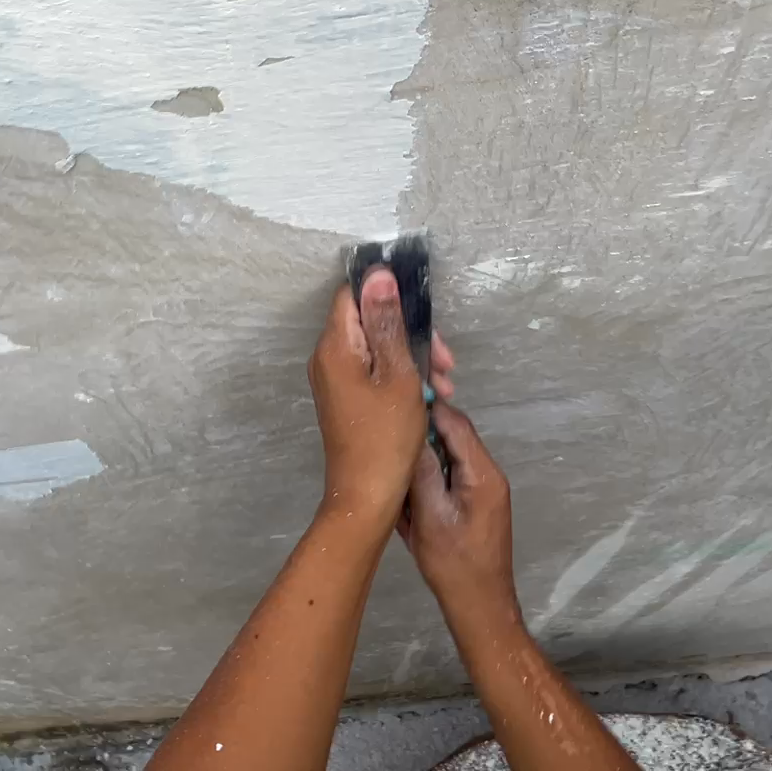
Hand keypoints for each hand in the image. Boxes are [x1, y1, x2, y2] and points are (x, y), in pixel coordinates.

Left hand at [309, 269, 427, 516]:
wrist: (366, 497)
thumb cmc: (386, 437)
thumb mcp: (398, 375)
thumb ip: (388, 323)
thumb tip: (378, 274)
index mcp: (335, 346)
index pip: (353, 294)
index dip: (387, 295)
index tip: (422, 314)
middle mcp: (327, 357)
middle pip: (368, 322)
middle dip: (409, 333)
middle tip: (444, 360)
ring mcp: (334, 378)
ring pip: (376, 348)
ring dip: (412, 357)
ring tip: (444, 383)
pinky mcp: (345, 396)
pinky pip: (373, 370)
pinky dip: (401, 376)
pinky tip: (430, 395)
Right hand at [398, 400, 519, 625]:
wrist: (479, 607)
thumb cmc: (453, 563)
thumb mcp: (430, 514)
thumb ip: (422, 470)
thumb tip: (411, 429)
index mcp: (482, 472)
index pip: (455, 422)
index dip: (427, 408)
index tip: (395, 403)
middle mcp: (488, 473)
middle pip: (453, 435)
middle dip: (421, 434)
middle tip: (389, 434)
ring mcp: (484, 488)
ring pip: (449, 455)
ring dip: (423, 457)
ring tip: (395, 461)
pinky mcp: (476, 501)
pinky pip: (450, 474)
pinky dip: (429, 477)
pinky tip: (408, 490)